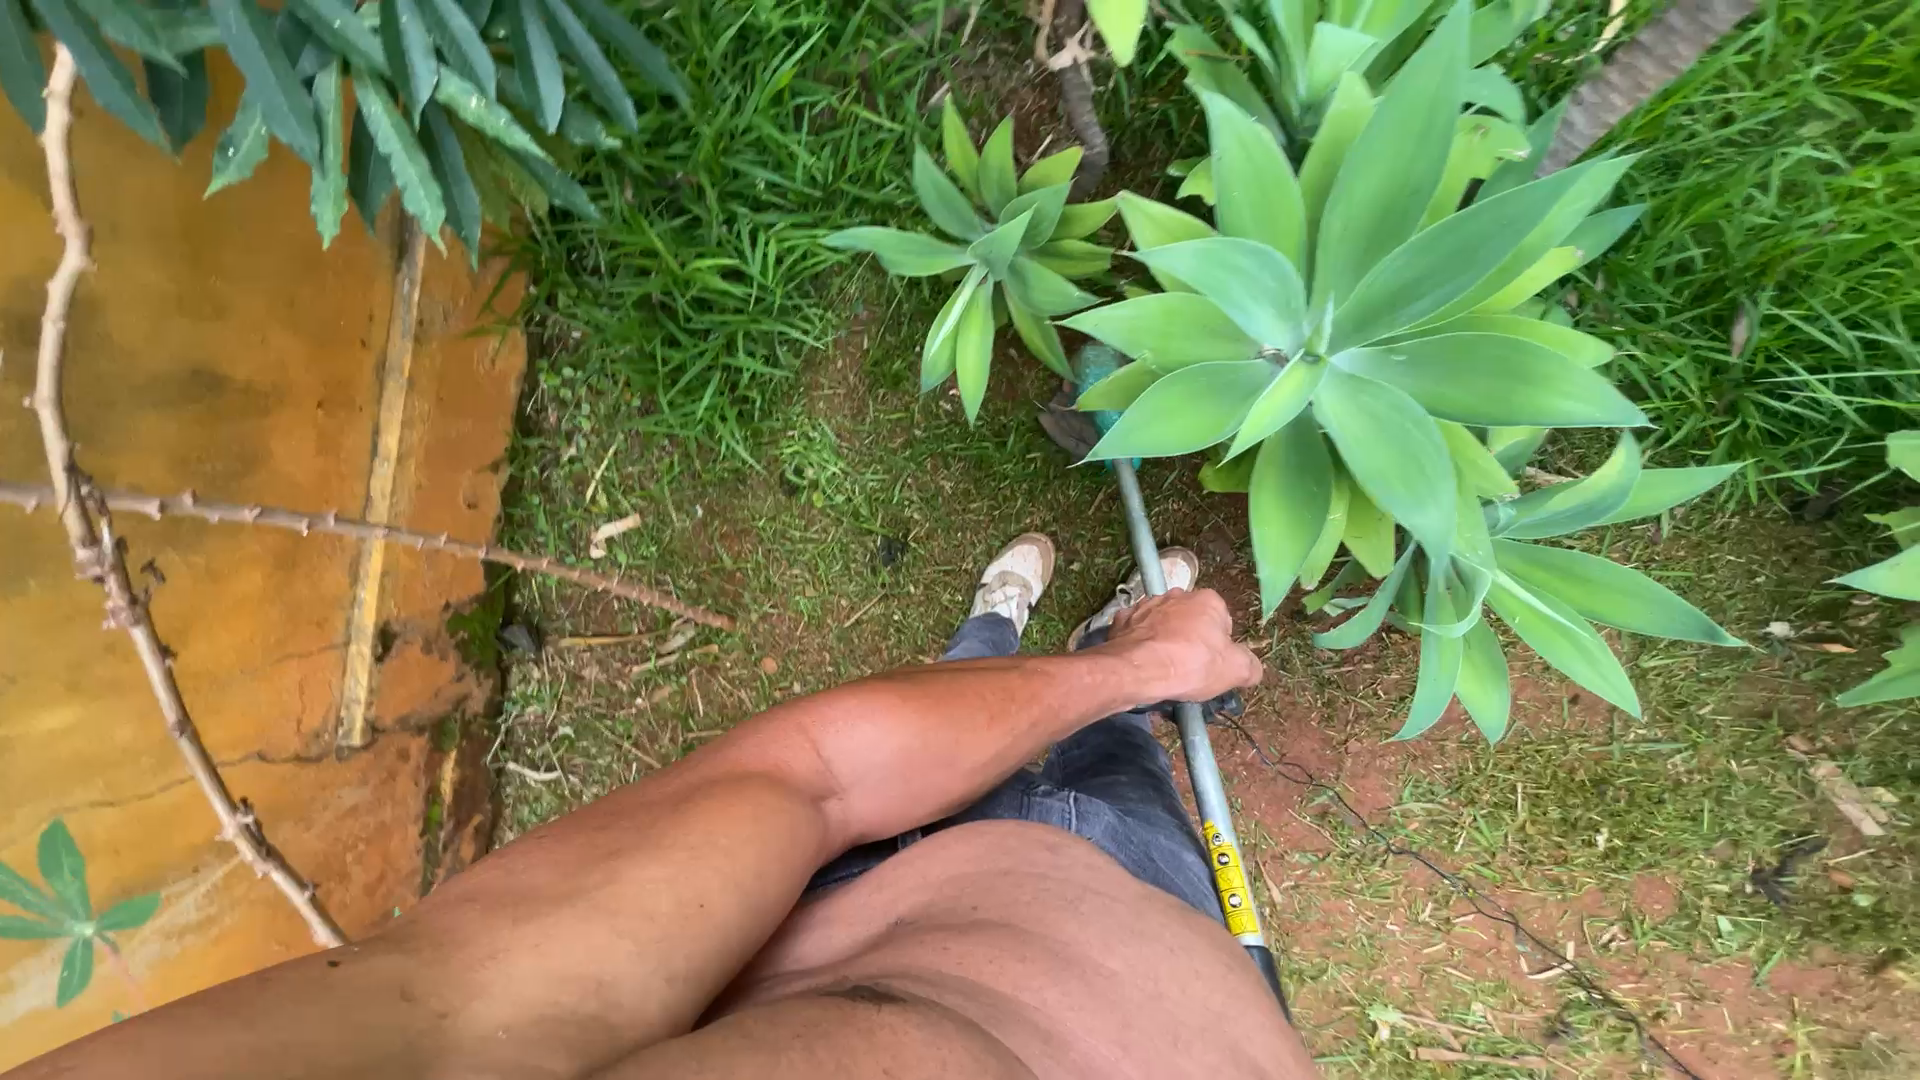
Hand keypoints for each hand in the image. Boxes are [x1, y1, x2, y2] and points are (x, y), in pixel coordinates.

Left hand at [1098, 588, 1263, 704]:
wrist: (1137, 669)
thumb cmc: (1192, 664)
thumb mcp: (1236, 671)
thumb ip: (1250, 666)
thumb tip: (1251, 668)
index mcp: (1207, 600)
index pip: (1222, 622)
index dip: (1220, 646)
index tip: (1212, 665)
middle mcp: (1176, 595)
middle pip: (1190, 621)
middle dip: (1191, 642)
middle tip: (1189, 670)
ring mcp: (1145, 605)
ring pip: (1162, 626)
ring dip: (1164, 642)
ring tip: (1164, 670)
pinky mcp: (1121, 620)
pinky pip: (1136, 633)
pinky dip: (1139, 646)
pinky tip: (1142, 663)